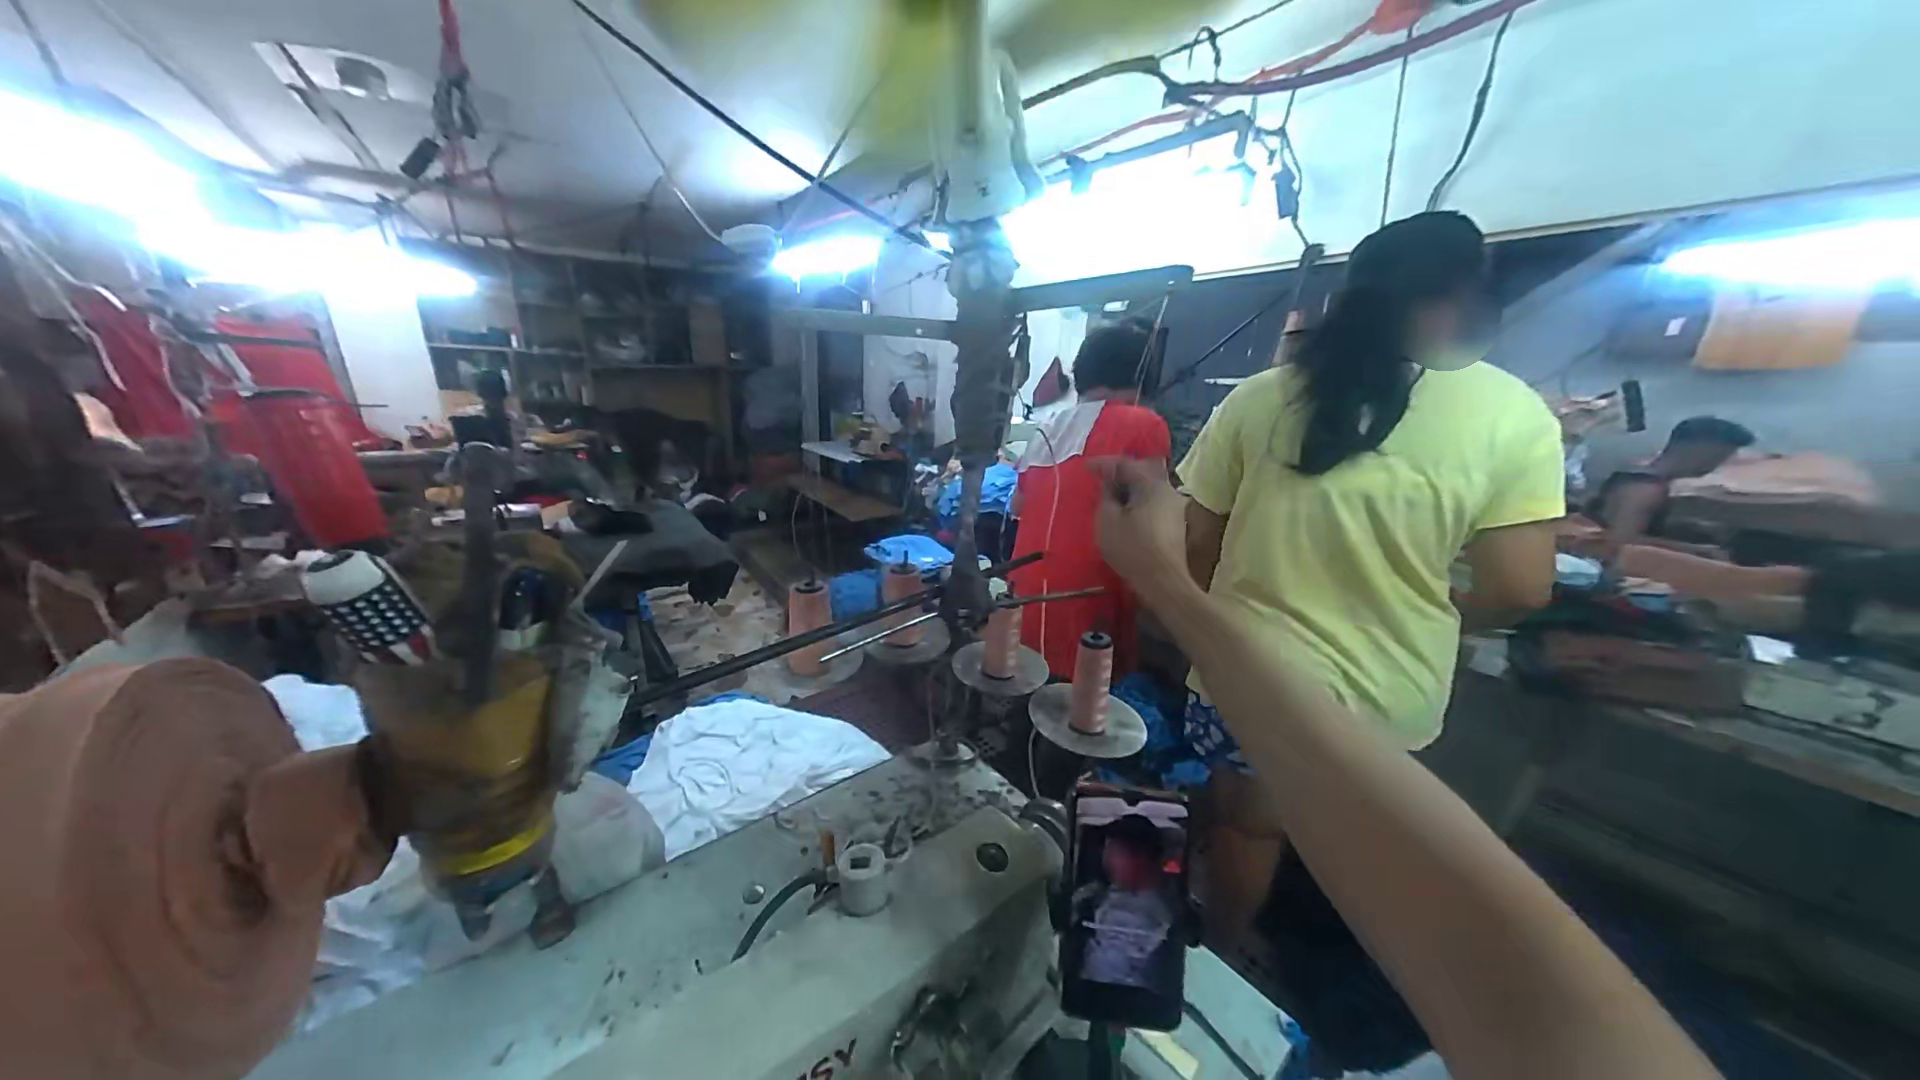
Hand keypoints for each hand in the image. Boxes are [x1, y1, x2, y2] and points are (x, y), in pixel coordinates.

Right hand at [1089, 457, 1189, 596]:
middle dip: (1119, 474)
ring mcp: (1175, 508)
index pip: (1126, 464)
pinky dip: (1136, 502)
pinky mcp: (1174, 525)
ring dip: (1129, 489)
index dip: (1103, 464)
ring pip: (1148, 490)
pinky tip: (1125, 511)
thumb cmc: (1132, 548)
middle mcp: (1168, 491)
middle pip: (1141, 473)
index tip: (1085, 467)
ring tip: (1110, 495)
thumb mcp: (1108, 519)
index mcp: (1153, 485)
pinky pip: (1152, 503)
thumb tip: (1109, 483)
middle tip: (1099, 477)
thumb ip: (1106, 495)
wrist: (1163, 582)